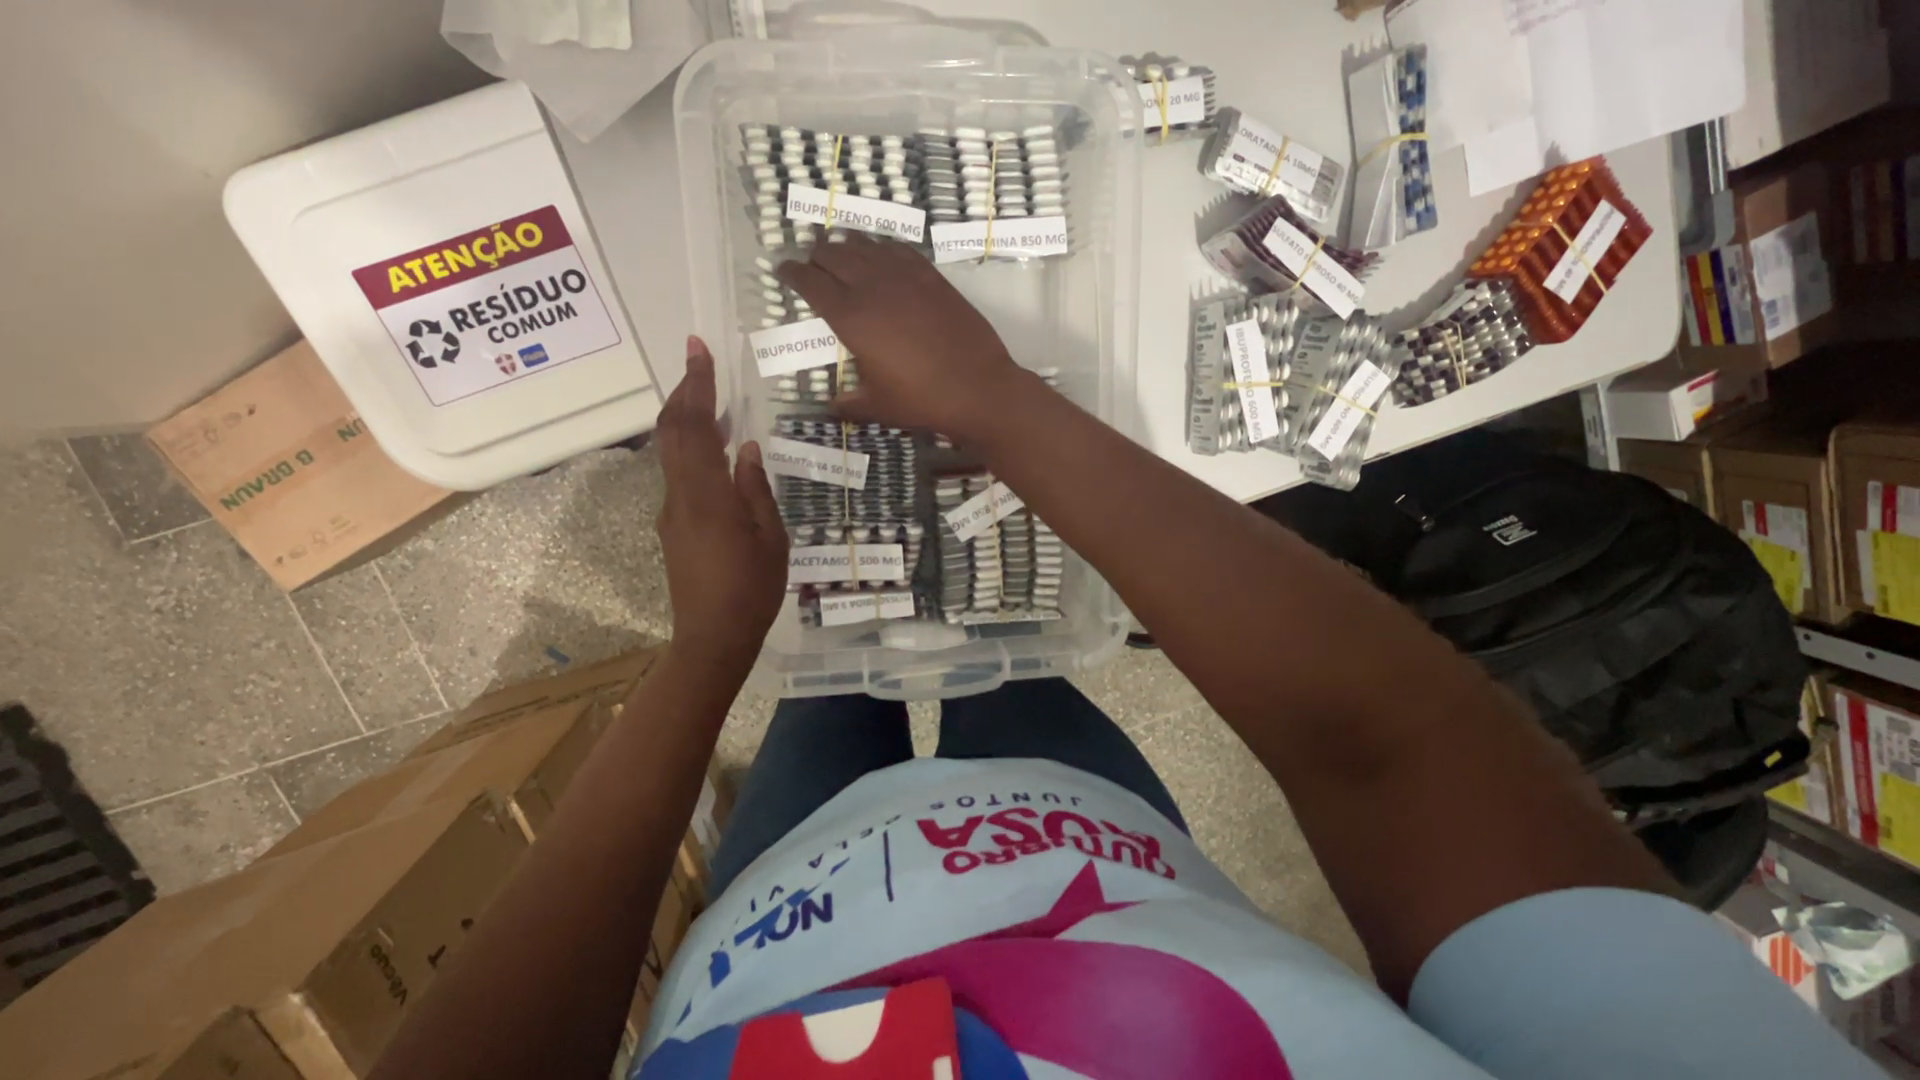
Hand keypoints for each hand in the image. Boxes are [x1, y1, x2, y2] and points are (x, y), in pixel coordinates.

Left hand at [655, 338, 787, 667]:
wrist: (712, 639)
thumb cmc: (752, 590)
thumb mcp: (771, 538)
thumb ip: (756, 489)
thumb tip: (749, 450)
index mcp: (707, 495)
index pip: (695, 426)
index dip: (696, 385)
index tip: (697, 349)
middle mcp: (680, 496)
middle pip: (671, 431)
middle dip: (683, 392)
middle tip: (699, 362)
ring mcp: (671, 512)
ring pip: (670, 452)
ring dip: (685, 418)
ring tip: (710, 399)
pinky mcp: (674, 527)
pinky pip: (680, 474)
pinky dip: (692, 448)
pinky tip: (717, 452)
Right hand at [777, 234, 1035, 441]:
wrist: (977, 387)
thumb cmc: (921, 400)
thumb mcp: (876, 407)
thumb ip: (847, 404)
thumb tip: (829, 407)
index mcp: (850, 318)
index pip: (810, 283)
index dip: (792, 273)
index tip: (782, 269)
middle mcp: (872, 288)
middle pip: (834, 255)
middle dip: (816, 254)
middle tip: (810, 259)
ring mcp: (905, 278)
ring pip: (866, 246)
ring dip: (847, 244)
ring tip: (839, 245)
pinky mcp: (932, 277)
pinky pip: (900, 250)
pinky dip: (883, 247)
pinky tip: (880, 250)